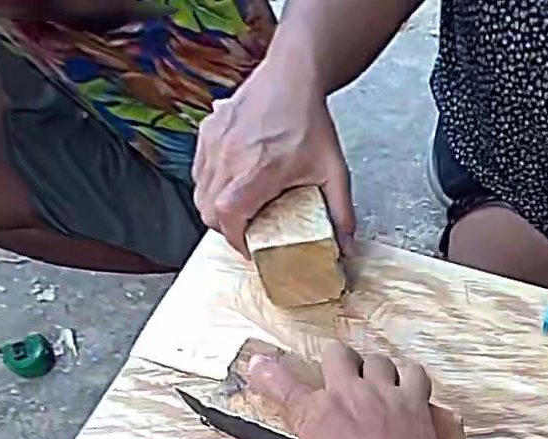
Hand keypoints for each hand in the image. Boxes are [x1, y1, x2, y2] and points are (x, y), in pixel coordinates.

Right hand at [193, 62, 355, 257]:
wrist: (291, 79)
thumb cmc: (311, 124)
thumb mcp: (336, 175)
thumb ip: (342, 215)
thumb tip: (348, 249)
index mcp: (257, 170)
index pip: (228, 214)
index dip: (236, 240)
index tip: (251, 251)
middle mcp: (228, 156)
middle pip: (207, 207)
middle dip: (225, 230)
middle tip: (249, 237)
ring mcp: (214, 142)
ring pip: (199, 189)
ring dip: (216, 209)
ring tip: (243, 217)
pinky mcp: (208, 131)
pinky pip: (199, 169)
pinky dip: (212, 187)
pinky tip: (236, 190)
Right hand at [249, 342, 444, 438]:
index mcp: (315, 413)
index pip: (283, 387)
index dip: (268, 373)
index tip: (260, 363)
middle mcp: (348, 394)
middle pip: (337, 354)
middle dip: (338, 360)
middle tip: (343, 372)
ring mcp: (384, 394)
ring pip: (378, 360)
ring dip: (377, 368)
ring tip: (380, 382)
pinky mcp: (415, 402)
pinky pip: (415, 374)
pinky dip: (412, 377)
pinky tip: (411, 387)